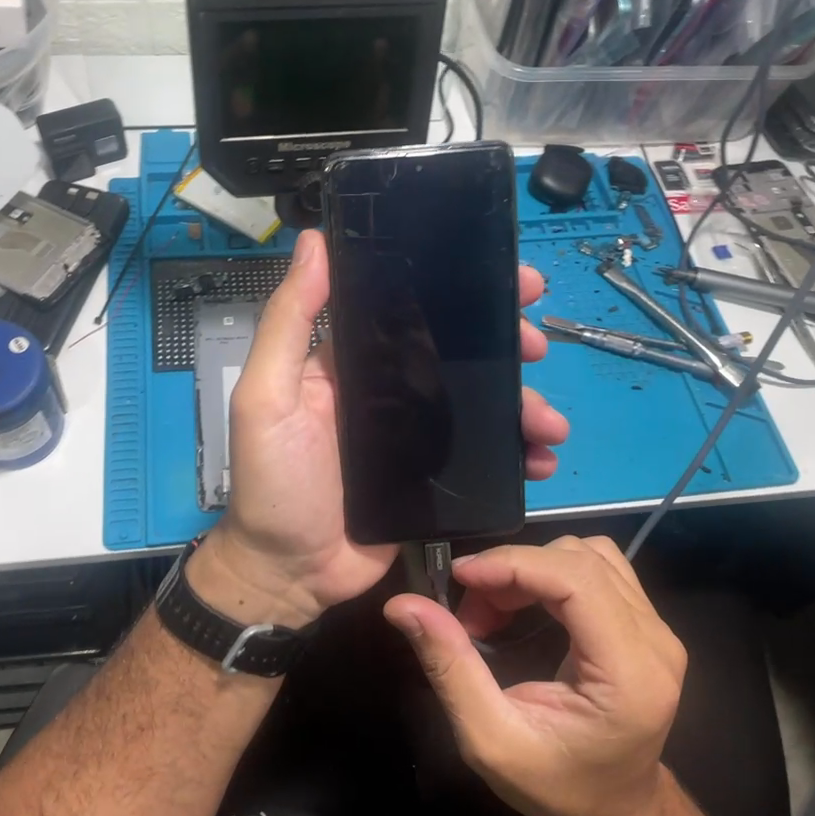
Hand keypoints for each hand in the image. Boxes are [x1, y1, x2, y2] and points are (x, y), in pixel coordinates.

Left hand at [188, 230, 569, 629]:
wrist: (289, 573)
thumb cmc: (271, 481)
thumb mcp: (266, 395)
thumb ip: (289, 321)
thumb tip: (314, 242)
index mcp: (353, 362)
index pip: (412, 312)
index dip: (458, 291)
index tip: (508, 282)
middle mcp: (390, 390)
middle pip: (459, 353)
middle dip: (505, 343)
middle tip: (536, 345)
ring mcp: (417, 436)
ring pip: (482, 404)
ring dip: (522, 402)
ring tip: (548, 421)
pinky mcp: (436, 479)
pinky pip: (485, 457)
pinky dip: (518, 453)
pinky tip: (540, 458)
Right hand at [381, 536, 686, 815]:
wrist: (614, 815)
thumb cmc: (556, 787)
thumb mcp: (489, 739)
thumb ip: (450, 668)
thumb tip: (403, 604)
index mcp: (629, 674)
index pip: (577, 581)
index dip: (514, 563)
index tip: (458, 576)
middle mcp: (656, 641)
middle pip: (580, 560)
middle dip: (512, 571)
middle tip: (470, 614)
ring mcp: (658, 628)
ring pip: (589, 555)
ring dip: (530, 569)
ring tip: (495, 610)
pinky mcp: (647, 623)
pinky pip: (598, 568)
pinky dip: (551, 573)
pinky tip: (525, 603)